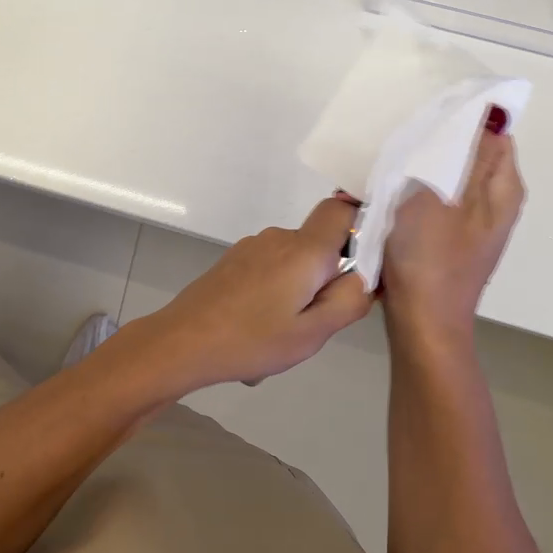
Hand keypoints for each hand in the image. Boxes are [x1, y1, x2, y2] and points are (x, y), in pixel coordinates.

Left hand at [135, 195, 371, 391]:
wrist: (183, 341)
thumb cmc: (252, 340)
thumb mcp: (313, 332)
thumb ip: (350, 300)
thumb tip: (369, 274)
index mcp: (302, 250)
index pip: (342, 211)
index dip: (363, 227)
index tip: (369, 265)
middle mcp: (277, 238)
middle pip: (321, 242)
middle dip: (331, 276)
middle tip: (319, 320)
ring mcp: (252, 247)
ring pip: (296, 260)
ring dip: (302, 289)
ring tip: (285, 330)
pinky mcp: (234, 260)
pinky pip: (273, 268)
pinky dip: (278, 292)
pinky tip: (262, 327)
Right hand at [381, 122, 525, 342]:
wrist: (421, 320)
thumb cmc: (431, 257)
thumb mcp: (446, 198)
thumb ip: (469, 155)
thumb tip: (494, 114)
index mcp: (502, 188)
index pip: (493, 132)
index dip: (462, 115)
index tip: (424, 107)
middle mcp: (495, 201)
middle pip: (470, 152)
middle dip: (437, 137)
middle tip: (398, 129)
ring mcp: (471, 221)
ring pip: (449, 173)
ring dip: (422, 162)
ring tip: (387, 155)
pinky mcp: (448, 236)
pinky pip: (434, 195)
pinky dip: (415, 186)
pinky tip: (389, 188)